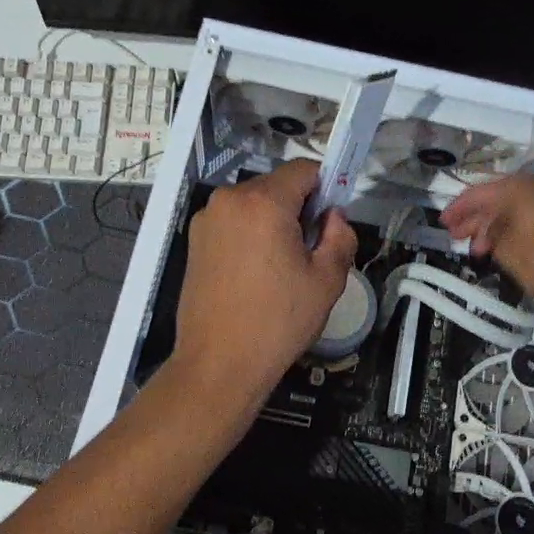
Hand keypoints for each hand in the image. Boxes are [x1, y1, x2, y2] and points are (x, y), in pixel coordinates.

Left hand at [168, 160, 357, 407]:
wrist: (219, 363)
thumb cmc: (278, 321)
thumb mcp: (327, 280)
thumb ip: (340, 237)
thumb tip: (332, 217)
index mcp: (264, 202)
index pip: (304, 170)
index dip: (325, 189)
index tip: (331, 221)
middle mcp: (230, 201)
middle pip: (276, 186)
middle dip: (297, 209)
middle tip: (309, 252)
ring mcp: (206, 220)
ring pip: (253, 205)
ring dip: (272, 223)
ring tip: (280, 269)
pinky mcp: (194, 242)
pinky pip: (233, 224)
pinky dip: (249, 236)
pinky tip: (255, 275)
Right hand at [441, 173, 533, 310]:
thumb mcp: (511, 253)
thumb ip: (492, 237)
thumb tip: (487, 230)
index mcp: (517, 189)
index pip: (477, 193)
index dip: (457, 209)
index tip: (443, 225)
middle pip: (498, 198)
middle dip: (477, 219)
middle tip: (459, 239)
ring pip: (517, 208)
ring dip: (497, 226)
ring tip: (483, 250)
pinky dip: (517, 228)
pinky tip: (512, 248)